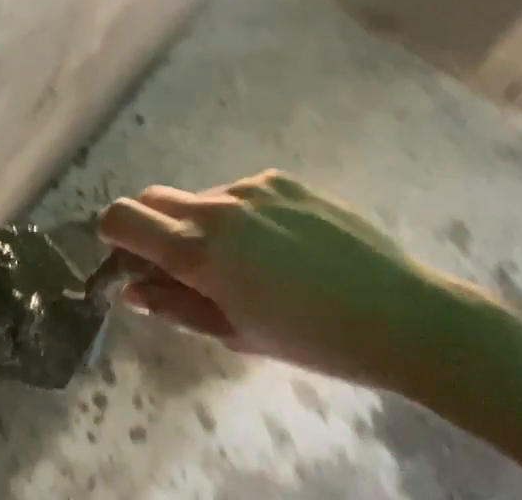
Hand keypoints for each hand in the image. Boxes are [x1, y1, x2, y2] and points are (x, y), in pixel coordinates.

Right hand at [97, 169, 457, 387]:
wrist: (407, 317)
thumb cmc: (316, 340)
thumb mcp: (237, 334)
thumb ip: (175, 307)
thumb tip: (131, 290)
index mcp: (199, 252)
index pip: (120, 217)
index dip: (113, 236)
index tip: (129, 259)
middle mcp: (216, 209)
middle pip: (151, 198)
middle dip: (151, 226)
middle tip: (184, 265)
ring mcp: (251, 189)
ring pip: (200, 198)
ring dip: (202, 224)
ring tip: (251, 262)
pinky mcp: (283, 181)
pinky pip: (241, 193)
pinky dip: (243, 215)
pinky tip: (283, 246)